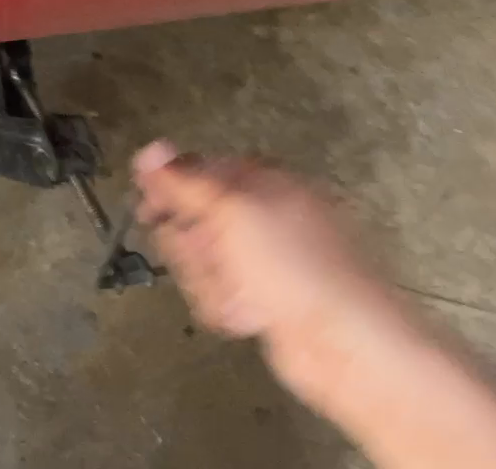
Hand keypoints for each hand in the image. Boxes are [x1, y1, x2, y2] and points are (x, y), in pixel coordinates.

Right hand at [132, 140, 411, 408]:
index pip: (201, 168)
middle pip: (196, 214)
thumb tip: (150, 149)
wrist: (347, 347)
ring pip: (203, 255)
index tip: (148, 204)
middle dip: (190, 241)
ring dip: (206, 276)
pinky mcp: (263, 297)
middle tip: (202, 257)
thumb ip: (184, 179)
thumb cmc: (293, 267)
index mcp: (268, 183)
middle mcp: (267, 216)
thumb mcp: (231, 211)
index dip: (170, 184)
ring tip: (230, 293)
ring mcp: (266, 259)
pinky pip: (219, 288)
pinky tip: (242, 313)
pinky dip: (223, 301)